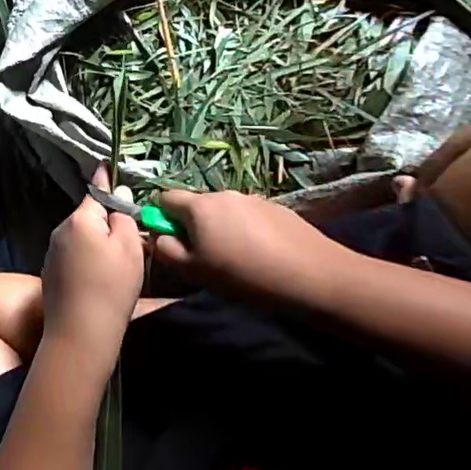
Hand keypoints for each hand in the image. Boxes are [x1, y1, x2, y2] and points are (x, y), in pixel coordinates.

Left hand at [40, 167, 144, 367]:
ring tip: (117, 266)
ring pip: (81, 237)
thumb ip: (124, 217)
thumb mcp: (129, 247)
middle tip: (131, 241)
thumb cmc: (111, 286)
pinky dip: (87, 259)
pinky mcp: (50, 271)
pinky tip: (99, 280)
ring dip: (97, 242)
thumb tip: (119, 196)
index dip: (106, 179)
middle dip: (107, 222)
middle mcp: (60, 230)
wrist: (80, 332)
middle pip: (89, 216)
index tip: (107, 165)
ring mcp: (52, 251)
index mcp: (80, 219)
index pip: (96, 191)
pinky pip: (74, 255)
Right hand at [152, 189, 358, 306]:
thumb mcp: (195, 270)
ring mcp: (252, 199)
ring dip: (221, 229)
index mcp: (199, 206)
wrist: (313, 275)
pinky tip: (262, 255)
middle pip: (196, 205)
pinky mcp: (277, 208)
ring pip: (223, 212)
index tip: (174, 243)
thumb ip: (167, 250)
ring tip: (238, 260)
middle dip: (194, 227)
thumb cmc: (244, 274)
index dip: (162, 219)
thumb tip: (157, 236)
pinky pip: (248, 217)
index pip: (164, 198)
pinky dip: (246, 232)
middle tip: (206, 258)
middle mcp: (224, 194)